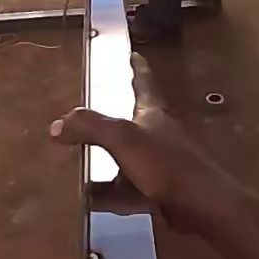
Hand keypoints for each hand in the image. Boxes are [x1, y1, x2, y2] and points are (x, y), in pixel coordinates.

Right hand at [50, 55, 245, 232]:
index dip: (138, 67)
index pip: (144, 82)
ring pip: (130, 154)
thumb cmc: (165, 164)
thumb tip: (58, 125)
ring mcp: (162, 161)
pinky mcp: (162, 188)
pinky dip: (112, 191)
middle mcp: (159, 133)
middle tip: (96, 111)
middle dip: (118, 114)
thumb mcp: (123, 139)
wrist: (201, 204)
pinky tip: (95, 199)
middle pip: (136, 118)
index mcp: (153, 113)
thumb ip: (91, 127)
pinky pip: (130, 185)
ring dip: (110, 156)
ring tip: (84, 159)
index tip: (134, 53)